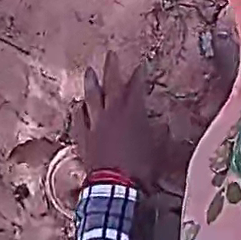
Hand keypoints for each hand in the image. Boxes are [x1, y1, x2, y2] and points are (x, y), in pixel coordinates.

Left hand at [74, 51, 163, 188]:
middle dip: (112, 68)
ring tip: (89, 71)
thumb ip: (159, 134)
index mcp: (132, 113)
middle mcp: (112, 112)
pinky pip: (80, 118)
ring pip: (91, 97)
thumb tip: (163, 124)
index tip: (140, 65)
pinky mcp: (84, 136)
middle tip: (110, 54)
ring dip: (91, 83)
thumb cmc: (141, 168)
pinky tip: (78, 105)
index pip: (136, 88)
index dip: (139, 76)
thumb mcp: (158, 150)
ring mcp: (95, 123)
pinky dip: (80, 109)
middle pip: (111, 85)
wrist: (114, 186)